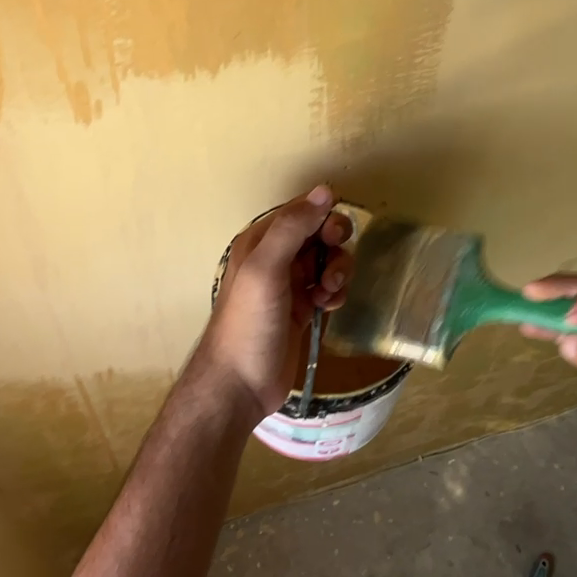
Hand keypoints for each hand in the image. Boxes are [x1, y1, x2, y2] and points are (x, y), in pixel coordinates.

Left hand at [195, 185, 353, 416]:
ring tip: (329, 294)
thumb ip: (293, 227)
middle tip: (334, 270)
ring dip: (337, 272)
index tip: (335, 236)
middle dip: (334, 246)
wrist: (239, 385)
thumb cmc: (248, 322)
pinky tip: (329, 309)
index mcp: (260, 241)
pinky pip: (327, 288)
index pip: (301, 211)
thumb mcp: (266, 268)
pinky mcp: (301, 311)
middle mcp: (274, 258)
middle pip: (318, 234)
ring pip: (327, 261)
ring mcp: (288, 285)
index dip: (323, 217)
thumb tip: (325, 190)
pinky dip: (335, 293)